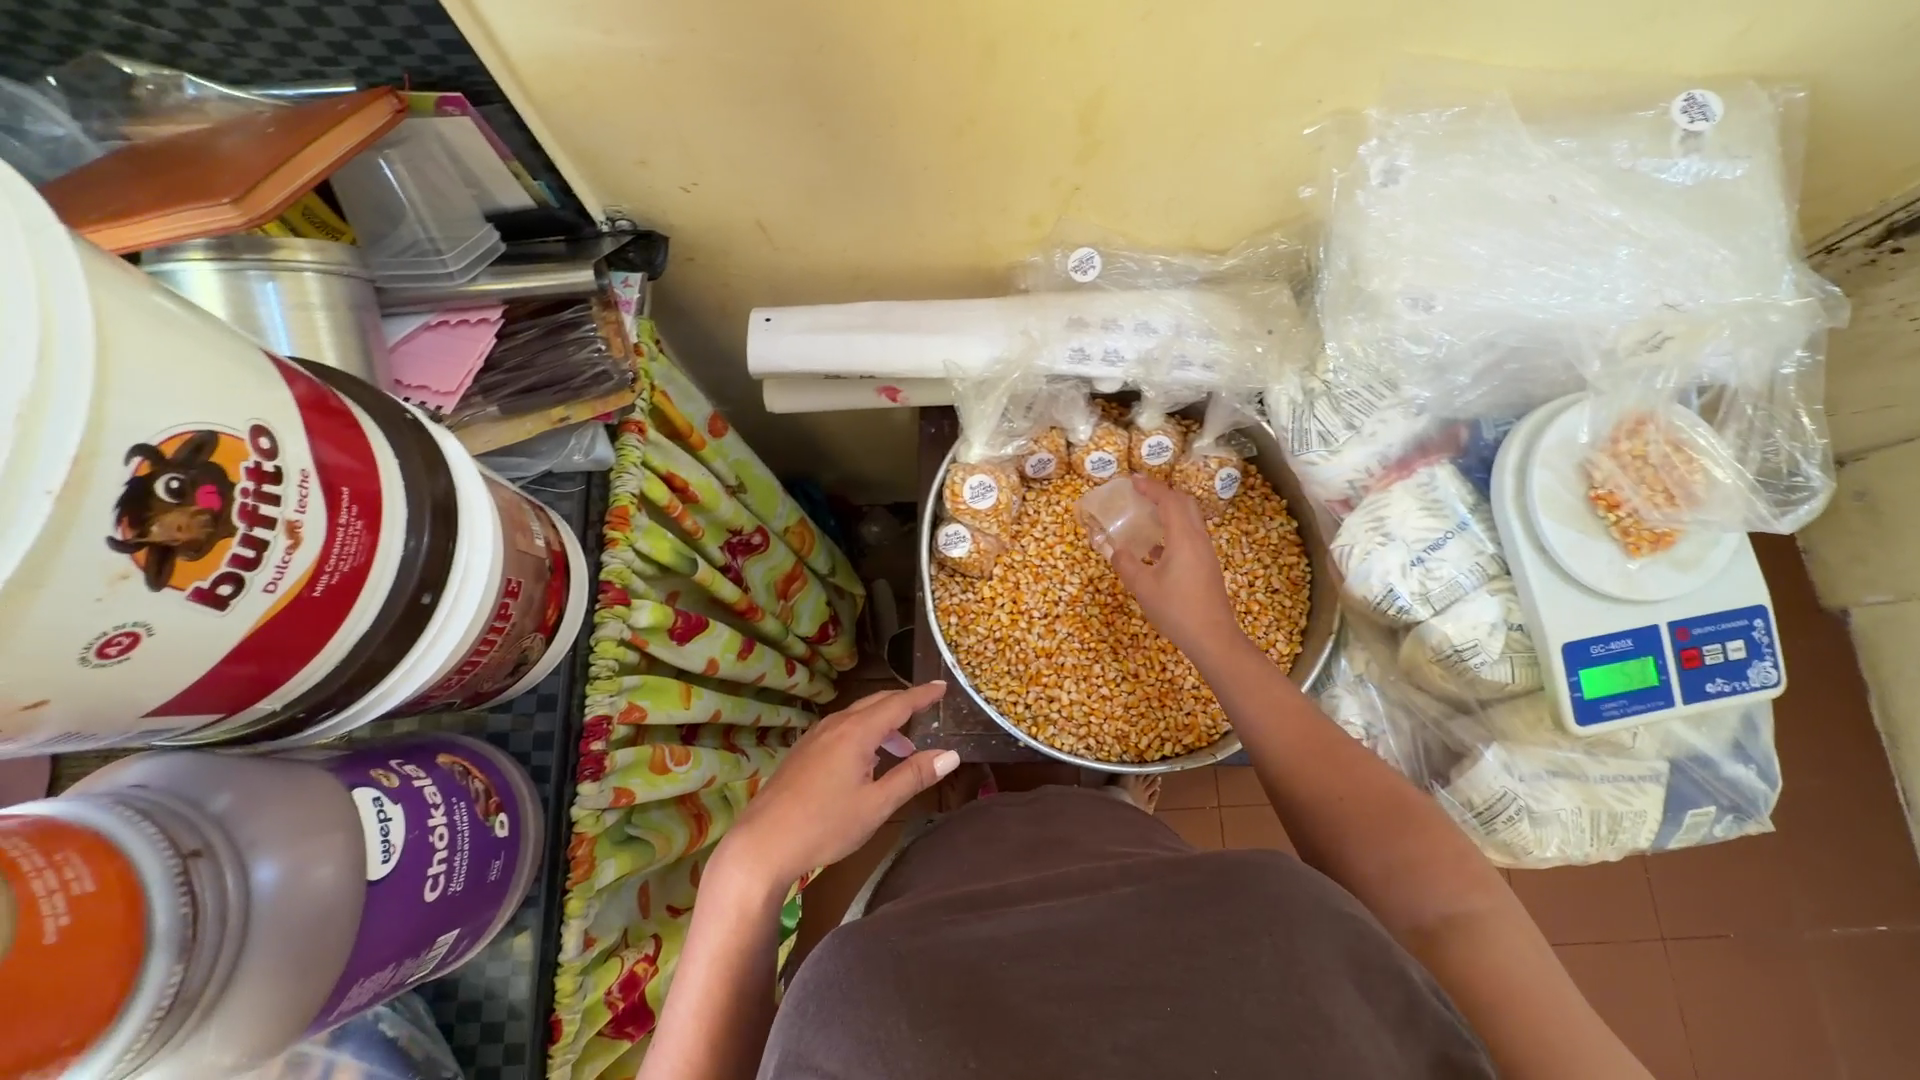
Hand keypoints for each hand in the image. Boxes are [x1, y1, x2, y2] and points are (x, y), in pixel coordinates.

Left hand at [713, 681, 958, 889]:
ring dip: (883, 724)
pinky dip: (863, 734)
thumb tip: (950, 754)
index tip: (943, 686)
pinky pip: (841, 730)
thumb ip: (913, 776)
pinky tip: (866, 761)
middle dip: (903, 704)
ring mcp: (814, 738)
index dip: (923, 695)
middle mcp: (834, 726)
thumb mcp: (877, 805)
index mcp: (856, 733)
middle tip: (928, 709)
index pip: (898, 704)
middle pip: (875, 704)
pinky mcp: (802, 753)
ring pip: (856, 717)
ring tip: (903, 746)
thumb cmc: (824, 826)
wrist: (761, 845)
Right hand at [1109, 475, 1244, 656]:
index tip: (1133, 481)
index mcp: (1184, 538)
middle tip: (1142, 494)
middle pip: (1185, 504)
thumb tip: (1116, 550)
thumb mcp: (1142, 588)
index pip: (1169, 501)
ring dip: (1170, 512)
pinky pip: (1190, 537)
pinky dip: (1174, 531)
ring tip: (1147, 516)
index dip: (1151, 487)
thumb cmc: (1177, 610)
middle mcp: (1199, 540)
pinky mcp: (1207, 567)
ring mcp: (1206, 553)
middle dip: (1163, 494)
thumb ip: (1126, 564)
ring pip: (1190, 521)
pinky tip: (1156, 550)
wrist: (1213, 638)